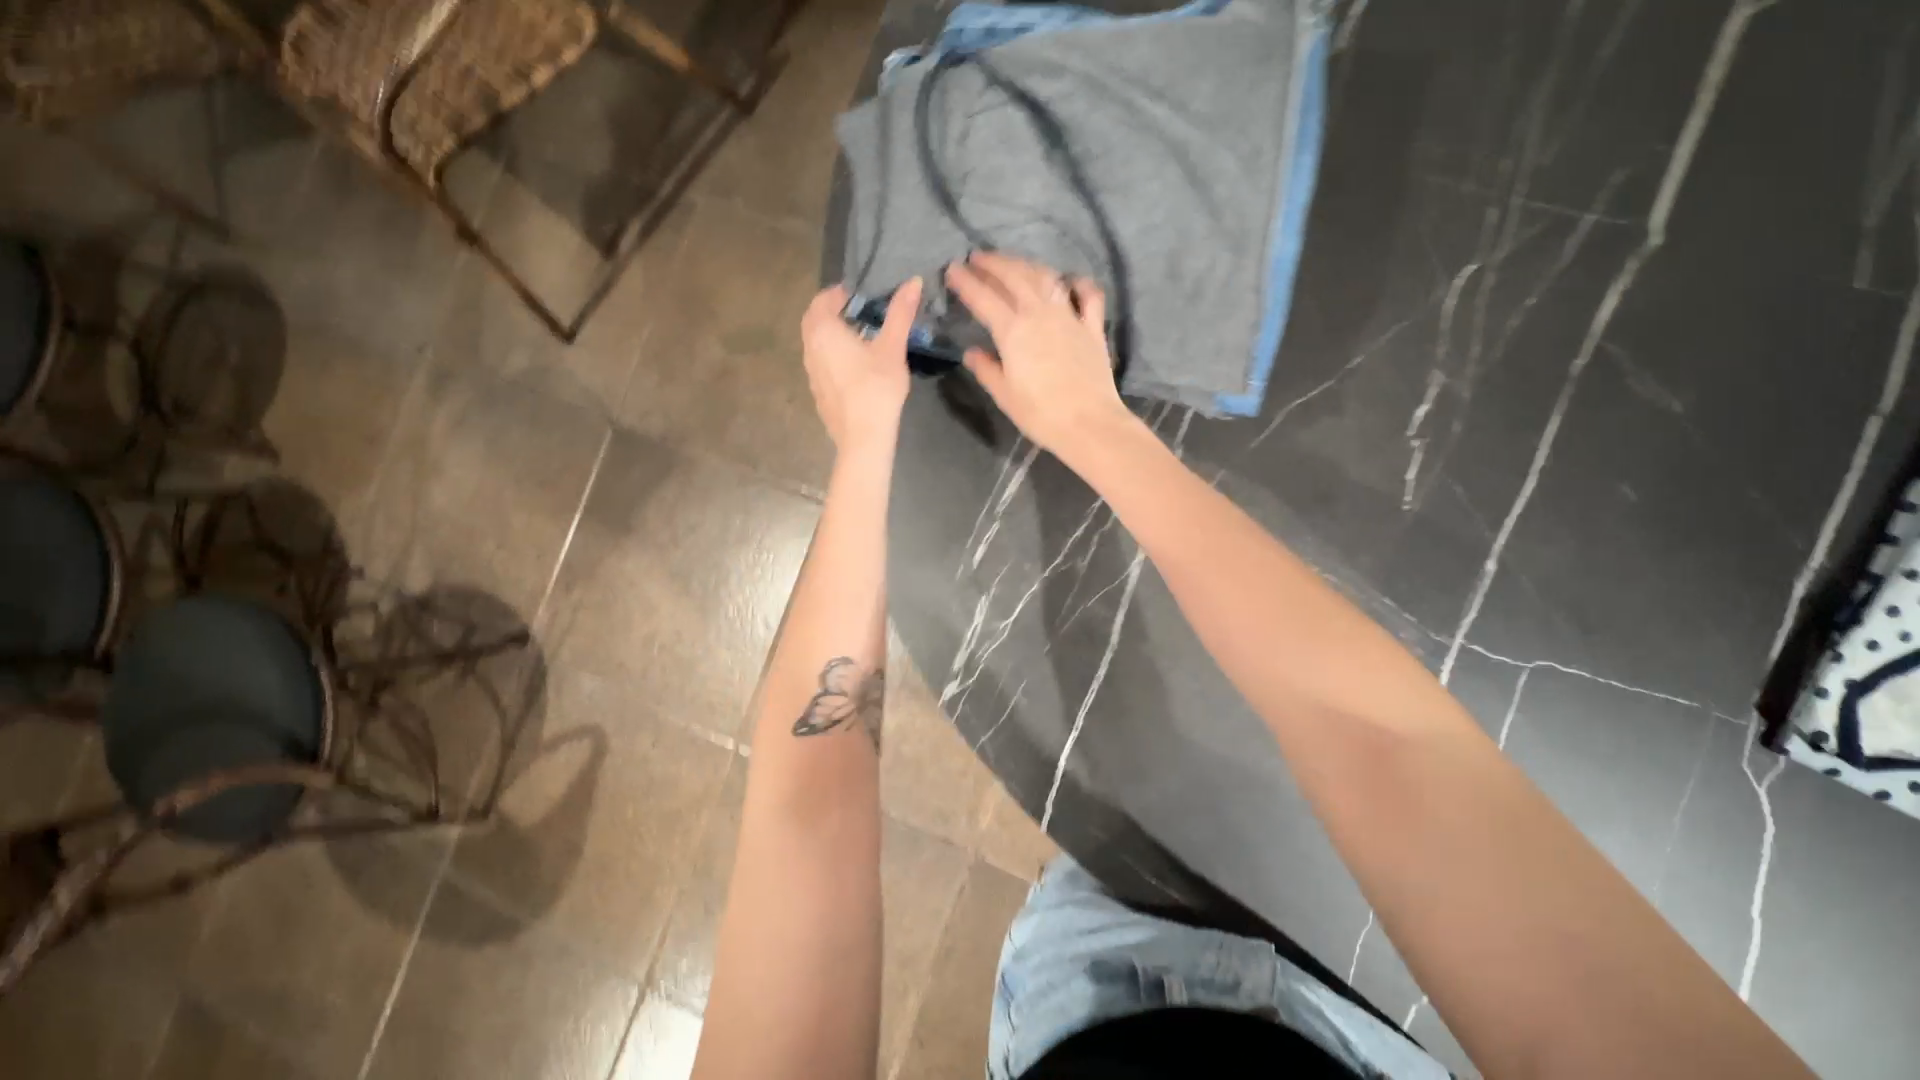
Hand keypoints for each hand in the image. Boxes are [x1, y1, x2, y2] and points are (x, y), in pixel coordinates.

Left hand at [801, 278, 922, 455]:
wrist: (863, 436)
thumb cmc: (877, 387)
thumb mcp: (892, 347)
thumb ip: (900, 313)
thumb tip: (913, 281)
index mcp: (823, 331)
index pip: (822, 300)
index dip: (839, 293)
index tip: (861, 294)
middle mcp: (810, 348)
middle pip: (814, 320)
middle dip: (832, 311)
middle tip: (859, 312)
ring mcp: (811, 372)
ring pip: (815, 343)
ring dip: (831, 334)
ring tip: (859, 336)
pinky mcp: (817, 391)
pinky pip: (821, 363)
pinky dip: (832, 355)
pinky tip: (855, 366)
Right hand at [945, 253, 1135, 458]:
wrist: (1089, 424)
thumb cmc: (1041, 414)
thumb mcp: (1005, 395)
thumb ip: (986, 369)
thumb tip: (972, 352)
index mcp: (1013, 331)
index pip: (983, 298)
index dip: (965, 281)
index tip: (952, 269)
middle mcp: (1040, 314)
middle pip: (1014, 276)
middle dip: (993, 263)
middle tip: (978, 258)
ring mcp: (1069, 316)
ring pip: (1046, 278)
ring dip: (1026, 265)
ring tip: (1012, 263)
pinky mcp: (1092, 327)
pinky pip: (1088, 295)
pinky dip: (1078, 283)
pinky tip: (1069, 281)